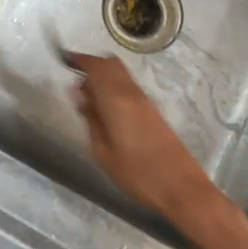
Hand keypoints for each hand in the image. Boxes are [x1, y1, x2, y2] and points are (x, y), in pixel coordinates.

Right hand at [68, 52, 243, 246]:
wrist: (182, 188)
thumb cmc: (137, 173)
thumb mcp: (102, 152)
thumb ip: (90, 118)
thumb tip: (78, 93)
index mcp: (116, 99)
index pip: (96, 66)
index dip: (79, 59)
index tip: (65, 61)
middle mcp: (132, 93)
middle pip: (110, 64)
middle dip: (91, 66)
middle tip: (77, 84)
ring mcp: (145, 101)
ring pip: (121, 74)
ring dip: (104, 77)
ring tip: (90, 100)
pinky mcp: (153, 111)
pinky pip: (128, 86)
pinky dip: (114, 87)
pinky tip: (108, 111)